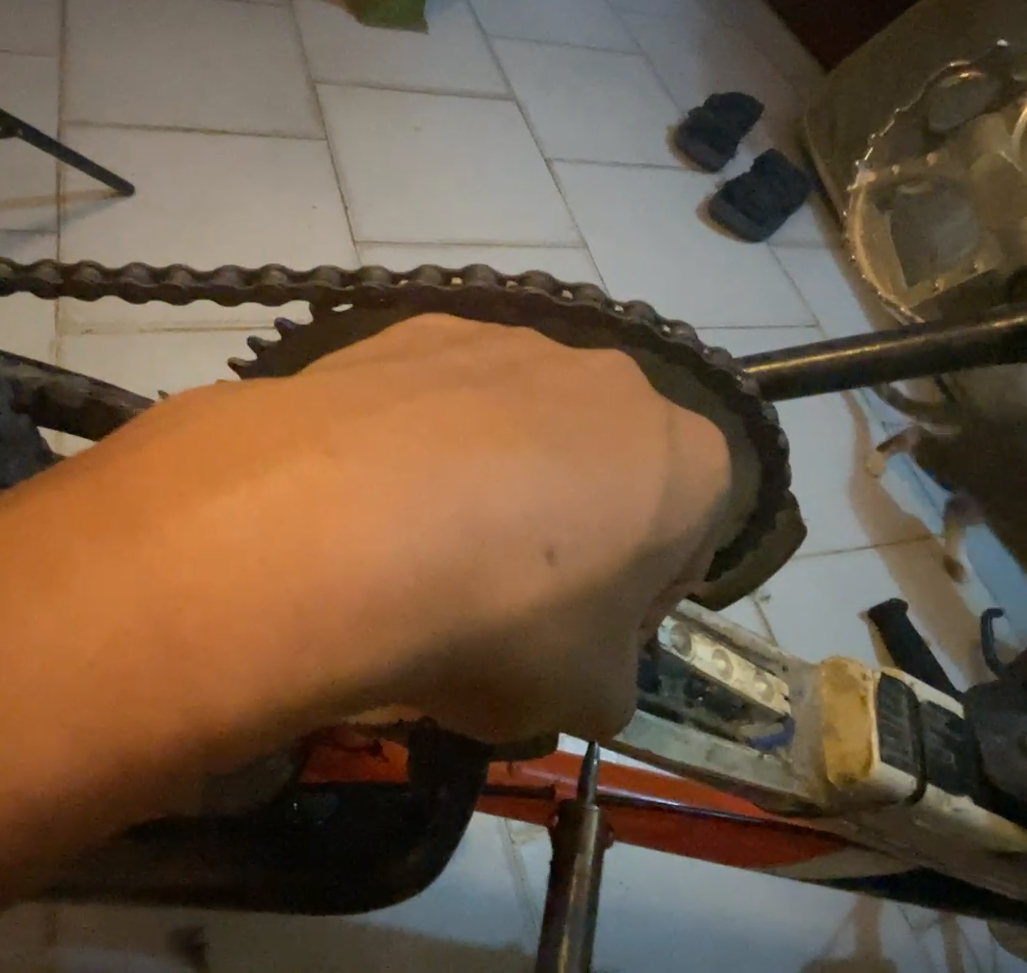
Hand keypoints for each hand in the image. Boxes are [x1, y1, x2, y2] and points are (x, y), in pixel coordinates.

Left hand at [100, 314, 732, 742]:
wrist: (338, 532)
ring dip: (490, 477)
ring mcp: (506, 340)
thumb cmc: (499, 621)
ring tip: (419, 543)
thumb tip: (584, 669)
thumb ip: (610, 680)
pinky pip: (434, 397)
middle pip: (600, 466)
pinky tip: (370, 495)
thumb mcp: (585, 697)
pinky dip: (417, 442)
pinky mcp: (413, 328)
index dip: (640, 595)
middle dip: (567, 525)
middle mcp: (607, 379)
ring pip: (516, 423)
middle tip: (499, 592)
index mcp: (684, 459)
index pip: (689, 535)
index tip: (583, 635)